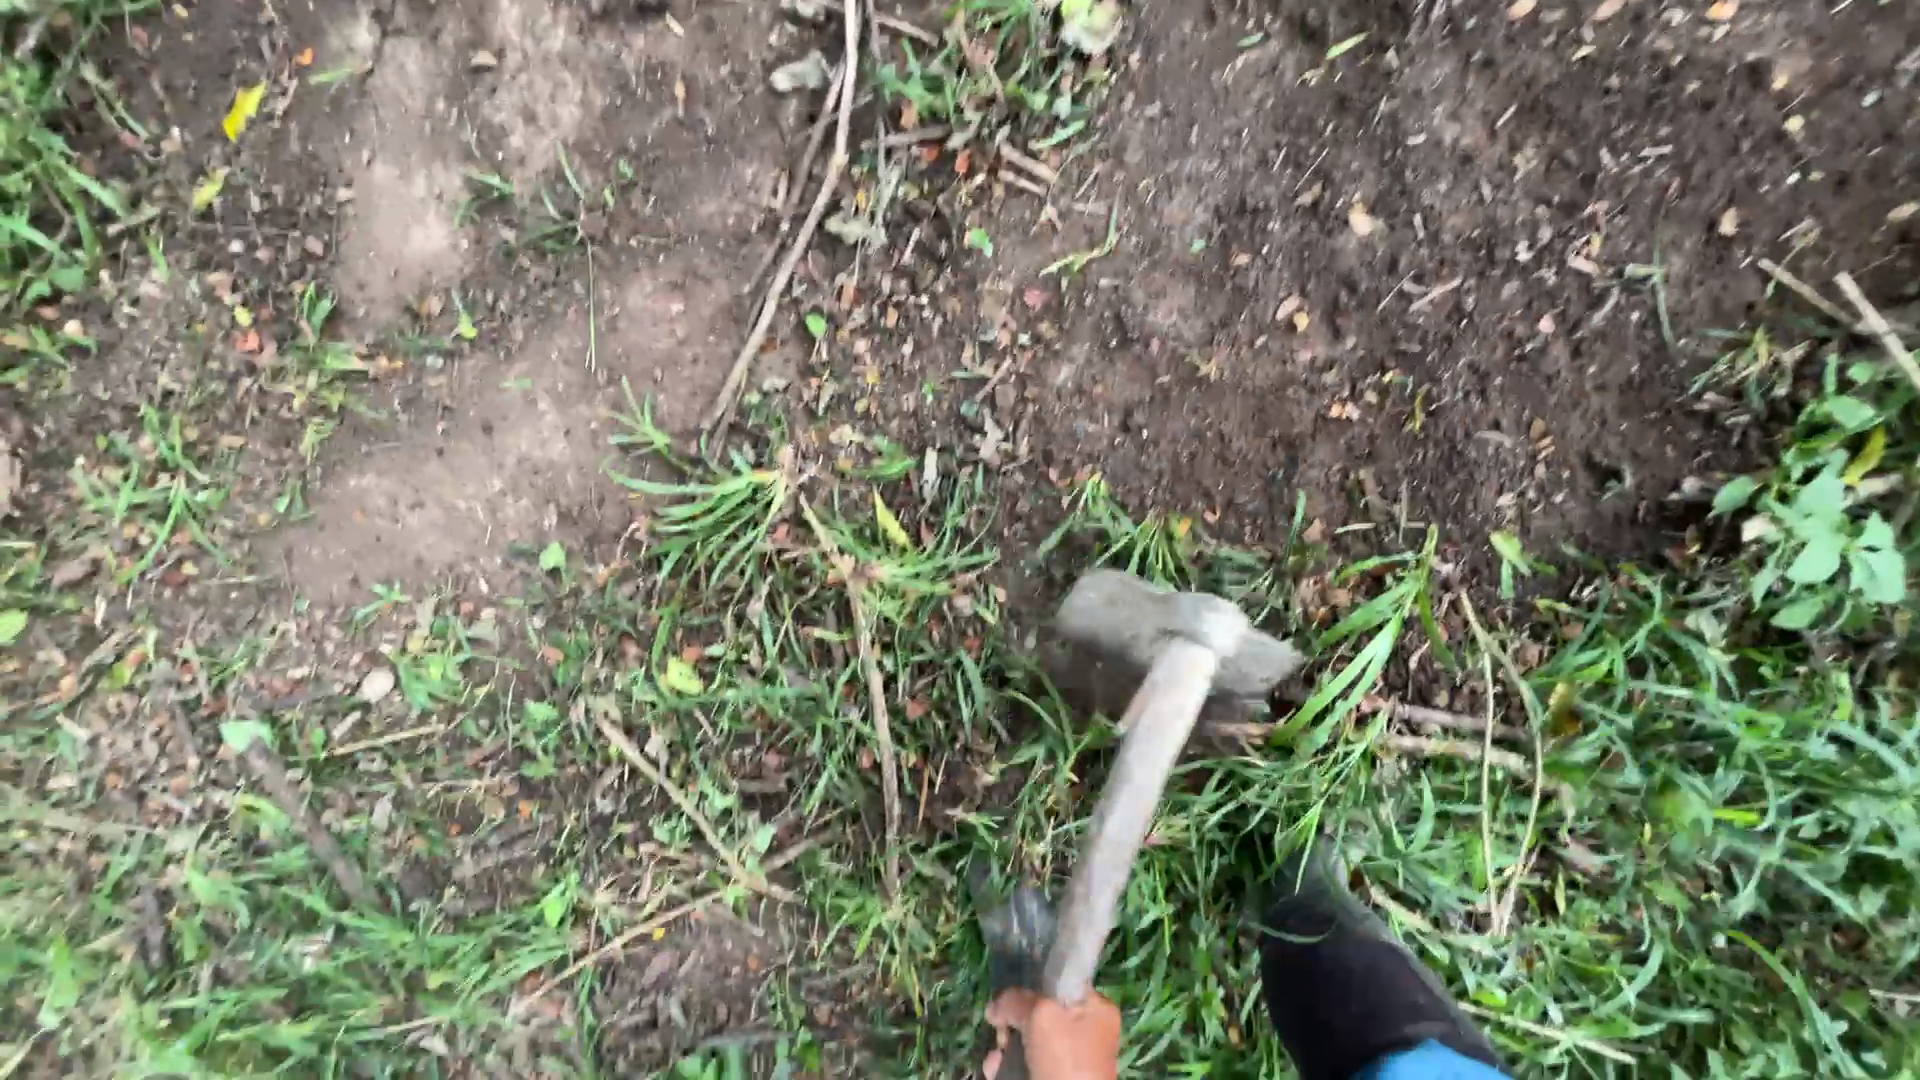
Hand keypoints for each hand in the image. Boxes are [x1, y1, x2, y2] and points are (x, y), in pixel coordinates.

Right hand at [983, 988, 1120, 1079]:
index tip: (1010, 992)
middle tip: (1001, 1028)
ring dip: (1006, 1043)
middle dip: (1013, 1019)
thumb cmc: (1065, 1058)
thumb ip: (1016, 1000)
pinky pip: (1026, 1063)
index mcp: (1096, 1008)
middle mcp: (1086, 1031)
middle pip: (1040, 1012)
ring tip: (996, 1054)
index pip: (1060, 982)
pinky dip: (1007, 1064)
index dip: (1032, 983)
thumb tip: (995, 1008)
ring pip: (1029, 1040)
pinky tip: (994, 1068)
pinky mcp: (1053, 1079)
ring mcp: (1070, 1059)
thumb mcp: (1041, 1012)